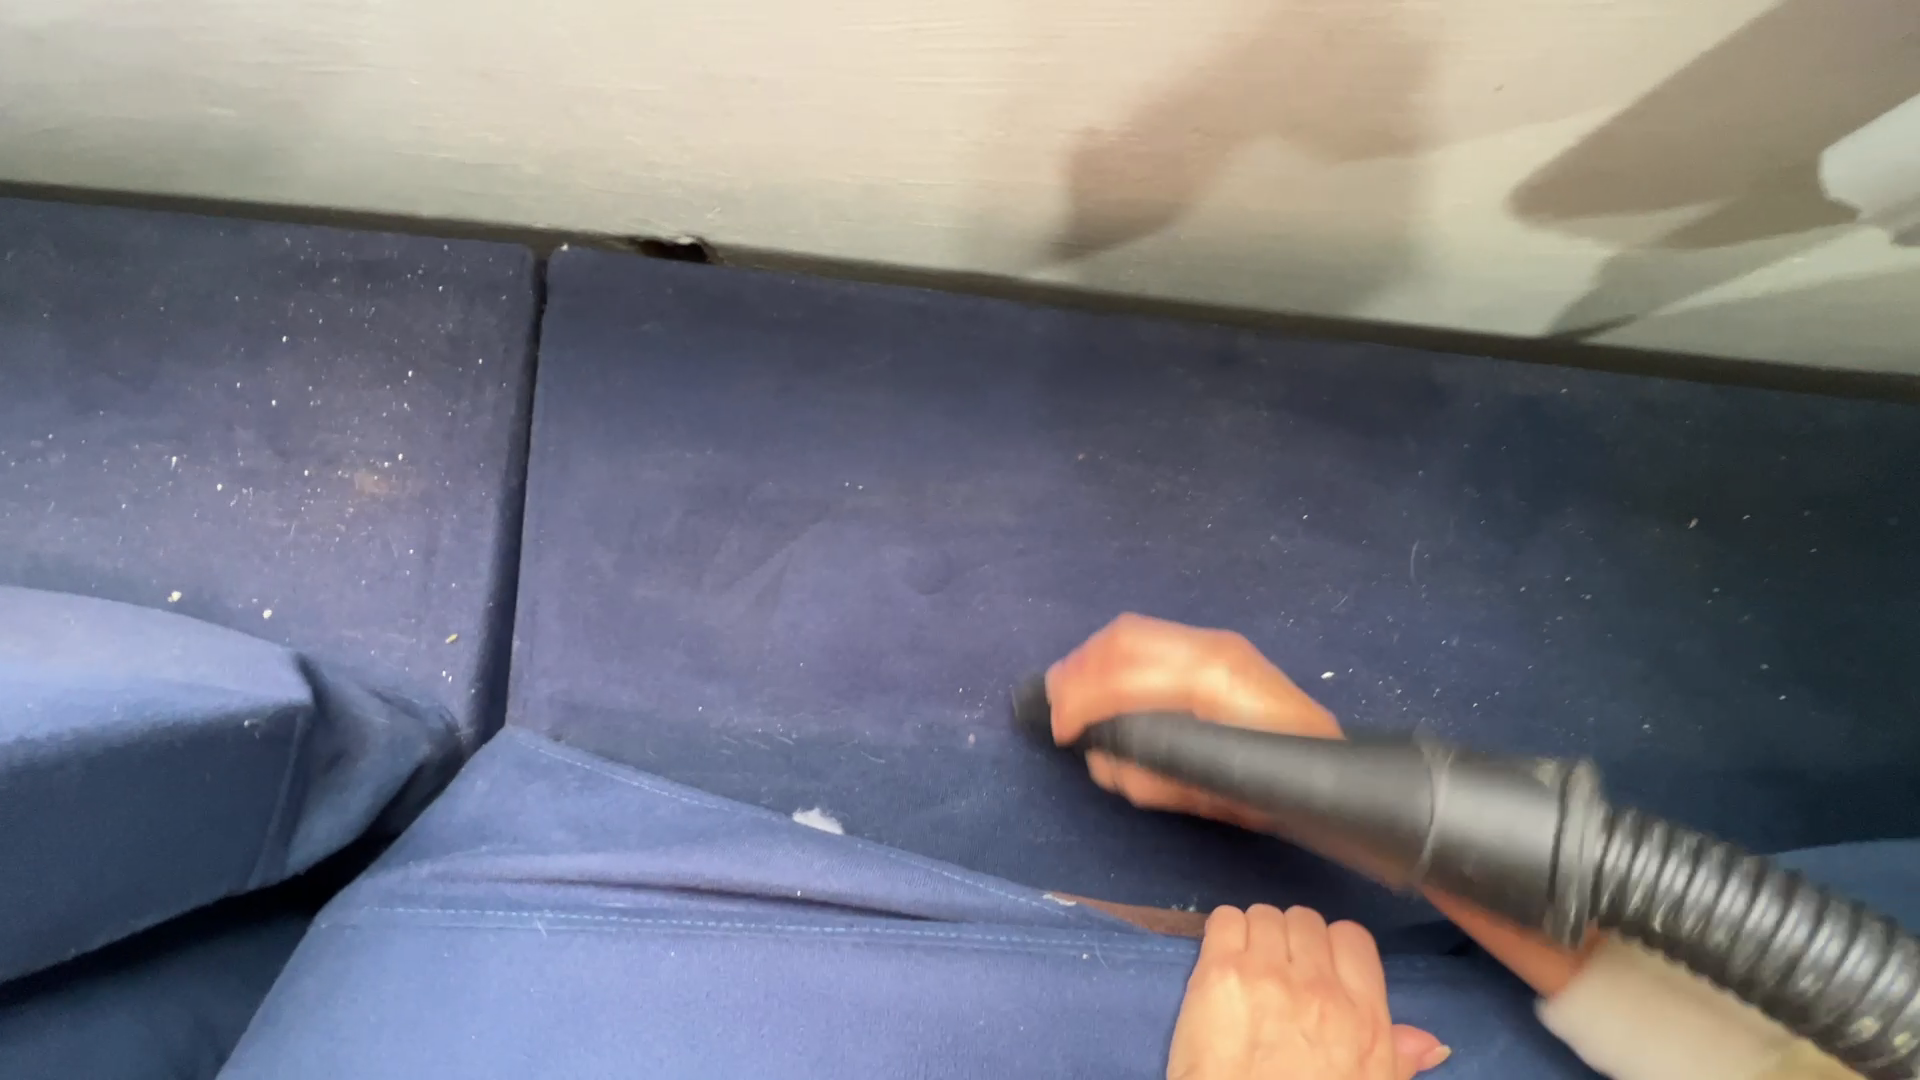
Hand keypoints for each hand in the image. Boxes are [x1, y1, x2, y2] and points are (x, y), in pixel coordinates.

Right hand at [1049, 612, 1585, 997]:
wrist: (1338, 770)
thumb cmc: (1280, 790)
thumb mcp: (1212, 794)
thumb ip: (1149, 771)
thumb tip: (1098, 754)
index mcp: (1213, 683)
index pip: (1127, 674)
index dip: (1083, 699)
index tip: (1060, 730)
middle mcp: (1212, 648)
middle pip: (1124, 639)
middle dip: (1079, 670)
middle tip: (1052, 705)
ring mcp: (1216, 641)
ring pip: (1133, 630)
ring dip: (1092, 658)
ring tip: (1069, 690)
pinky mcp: (1217, 646)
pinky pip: (1151, 637)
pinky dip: (1116, 655)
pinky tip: (1104, 678)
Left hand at [1170, 904, 1450, 1079]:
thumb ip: (1396, 1059)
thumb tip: (1428, 1040)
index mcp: (1363, 1019)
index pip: (1354, 938)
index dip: (1333, 947)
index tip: (1317, 967)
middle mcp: (1318, 987)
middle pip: (1304, 919)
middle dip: (1291, 939)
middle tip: (1278, 969)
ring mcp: (1266, 974)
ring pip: (1263, 914)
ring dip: (1256, 934)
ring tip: (1248, 967)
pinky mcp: (1219, 970)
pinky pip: (1224, 918)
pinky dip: (1224, 931)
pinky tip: (1223, 961)